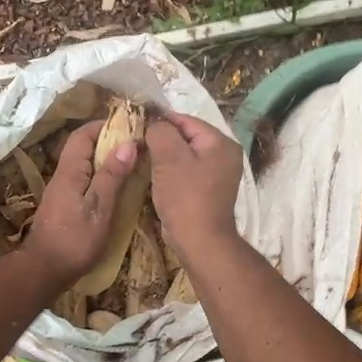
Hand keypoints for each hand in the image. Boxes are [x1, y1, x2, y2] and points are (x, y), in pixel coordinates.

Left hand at [22, 119, 137, 286]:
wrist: (45, 270)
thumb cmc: (74, 240)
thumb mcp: (100, 208)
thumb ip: (112, 176)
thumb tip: (128, 143)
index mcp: (69, 171)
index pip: (82, 135)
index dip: (103, 126)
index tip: (128, 125)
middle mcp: (62, 176)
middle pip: (83, 148)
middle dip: (108, 141)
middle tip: (136, 144)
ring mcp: (62, 192)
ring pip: (84, 166)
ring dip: (105, 160)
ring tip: (132, 163)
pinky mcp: (64, 206)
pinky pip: (84, 182)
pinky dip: (101, 178)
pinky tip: (117, 188)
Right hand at [145, 112, 242, 257]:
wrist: (199, 240)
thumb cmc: (185, 196)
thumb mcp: (169, 158)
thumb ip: (161, 132)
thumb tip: (154, 125)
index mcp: (221, 142)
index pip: (186, 120)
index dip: (160, 121)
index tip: (136, 126)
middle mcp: (225, 155)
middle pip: (186, 137)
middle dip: (162, 140)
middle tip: (137, 145)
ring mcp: (218, 174)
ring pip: (185, 156)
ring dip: (165, 157)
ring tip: (143, 160)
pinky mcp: (208, 191)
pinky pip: (186, 172)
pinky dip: (171, 172)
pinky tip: (155, 177)